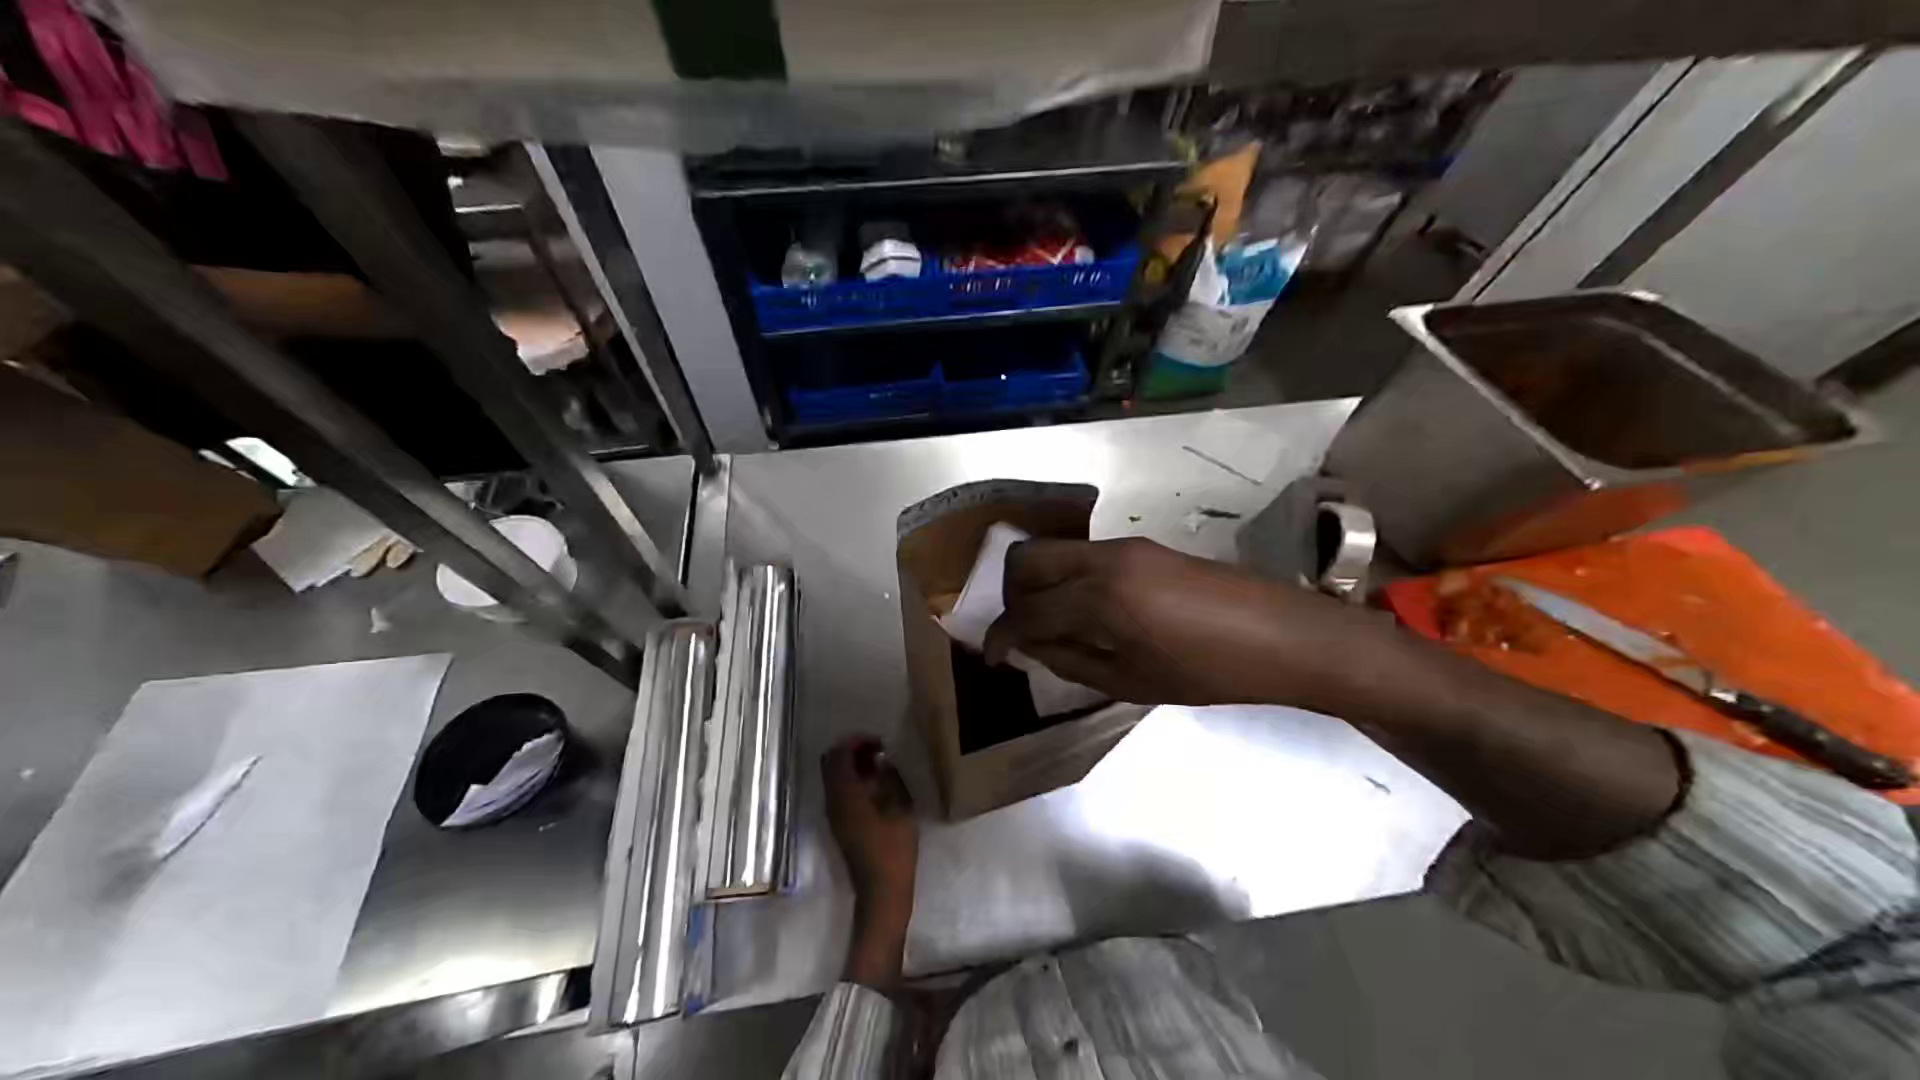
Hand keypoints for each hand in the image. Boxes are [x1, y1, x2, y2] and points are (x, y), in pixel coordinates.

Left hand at [822, 736, 917, 988]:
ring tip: (881, 765)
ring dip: (852, 766)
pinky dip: (853, 781)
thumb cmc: (894, 849)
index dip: (856, 741)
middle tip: (878, 750)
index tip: (879, 740)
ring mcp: (833, 815)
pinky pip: (840, 792)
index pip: (839, 754)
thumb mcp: (900, 807)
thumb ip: (890, 778)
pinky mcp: (840, 825)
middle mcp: (832, 801)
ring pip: (834, 778)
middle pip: (831, 763)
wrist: (882, 892)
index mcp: (845, 794)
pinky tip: (877, 787)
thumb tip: (883, 760)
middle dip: (851, 750)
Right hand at [983, 537, 1394, 709]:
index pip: (1027, 611)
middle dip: (1012, 595)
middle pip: (1027, 558)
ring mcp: (1124, 547)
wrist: (1283, 636)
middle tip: (1022, 632)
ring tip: (1054, 626)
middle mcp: (1103, 559)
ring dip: (1039, 584)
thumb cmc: (1209, 672)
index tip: (993, 656)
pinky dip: (1066, 579)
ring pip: (1053, 552)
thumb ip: (1070, 661)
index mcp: (1100, 598)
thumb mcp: (1132, 682)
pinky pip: (1082, 556)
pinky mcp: (1141, 546)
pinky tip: (1087, 613)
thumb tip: (1031, 646)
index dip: (1002, 635)